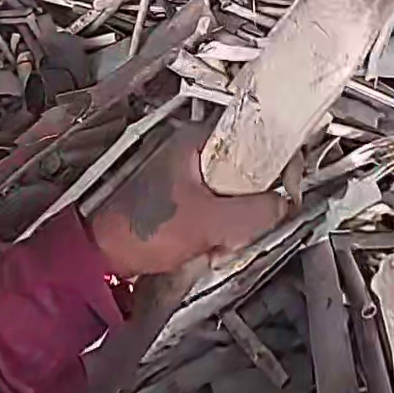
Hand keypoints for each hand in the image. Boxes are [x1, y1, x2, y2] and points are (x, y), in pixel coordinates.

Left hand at [88, 122, 286, 276]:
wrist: (105, 255)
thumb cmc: (142, 229)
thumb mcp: (207, 221)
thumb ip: (253, 212)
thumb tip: (284, 204)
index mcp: (196, 141)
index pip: (252, 137)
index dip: (275, 161)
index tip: (288, 185)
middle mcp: (193, 151)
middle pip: (247, 171)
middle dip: (251, 205)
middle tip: (240, 227)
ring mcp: (188, 175)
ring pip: (235, 194)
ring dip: (234, 223)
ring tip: (216, 242)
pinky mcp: (184, 199)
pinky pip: (219, 210)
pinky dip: (220, 230)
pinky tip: (206, 247)